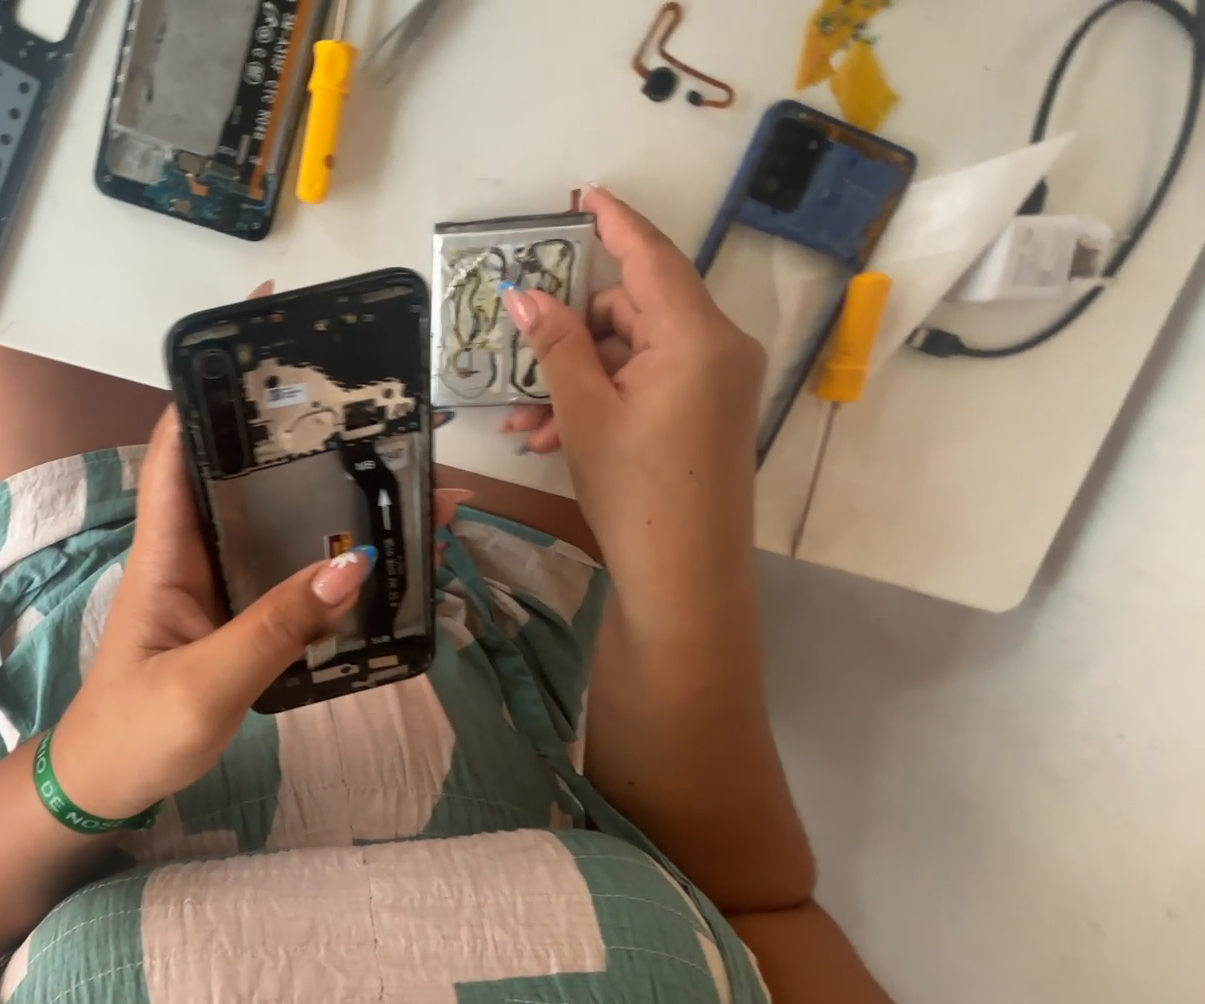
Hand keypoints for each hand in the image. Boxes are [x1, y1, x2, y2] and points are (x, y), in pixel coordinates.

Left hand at [45, 410, 377, 819]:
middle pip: (248, 474)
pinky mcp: (243, 613)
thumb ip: (275, 627)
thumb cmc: (135, 730)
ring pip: (280, 522)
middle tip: (378, 417)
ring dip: (335, 500)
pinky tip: (384, 554)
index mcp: (167, 548)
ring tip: (410, 483)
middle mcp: (197, 550)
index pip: (181, 445)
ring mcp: (223, 582)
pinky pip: (294, 570)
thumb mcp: (205, 683)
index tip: (261, 333)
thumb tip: (355, 565)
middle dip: (304, 439)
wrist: (112, 783)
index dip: (212, 386)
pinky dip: (336, 556)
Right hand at [499, 186, 765, 586]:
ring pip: (632, 356)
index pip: (651, 260)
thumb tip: (525, 294)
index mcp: (696, 337)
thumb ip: (556, 346)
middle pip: (634, 312)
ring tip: (526, 425)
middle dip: (570, 337)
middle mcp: (716, 349)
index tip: (587, 197)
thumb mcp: (584, 413)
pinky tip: (554, 438)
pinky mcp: (704, 414)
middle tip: (520, 366)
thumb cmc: (633, 487)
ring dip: (576, 380)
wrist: (684, 573)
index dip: (616, 225)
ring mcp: (713, 384)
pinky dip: (602, 401)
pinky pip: (646, 386)